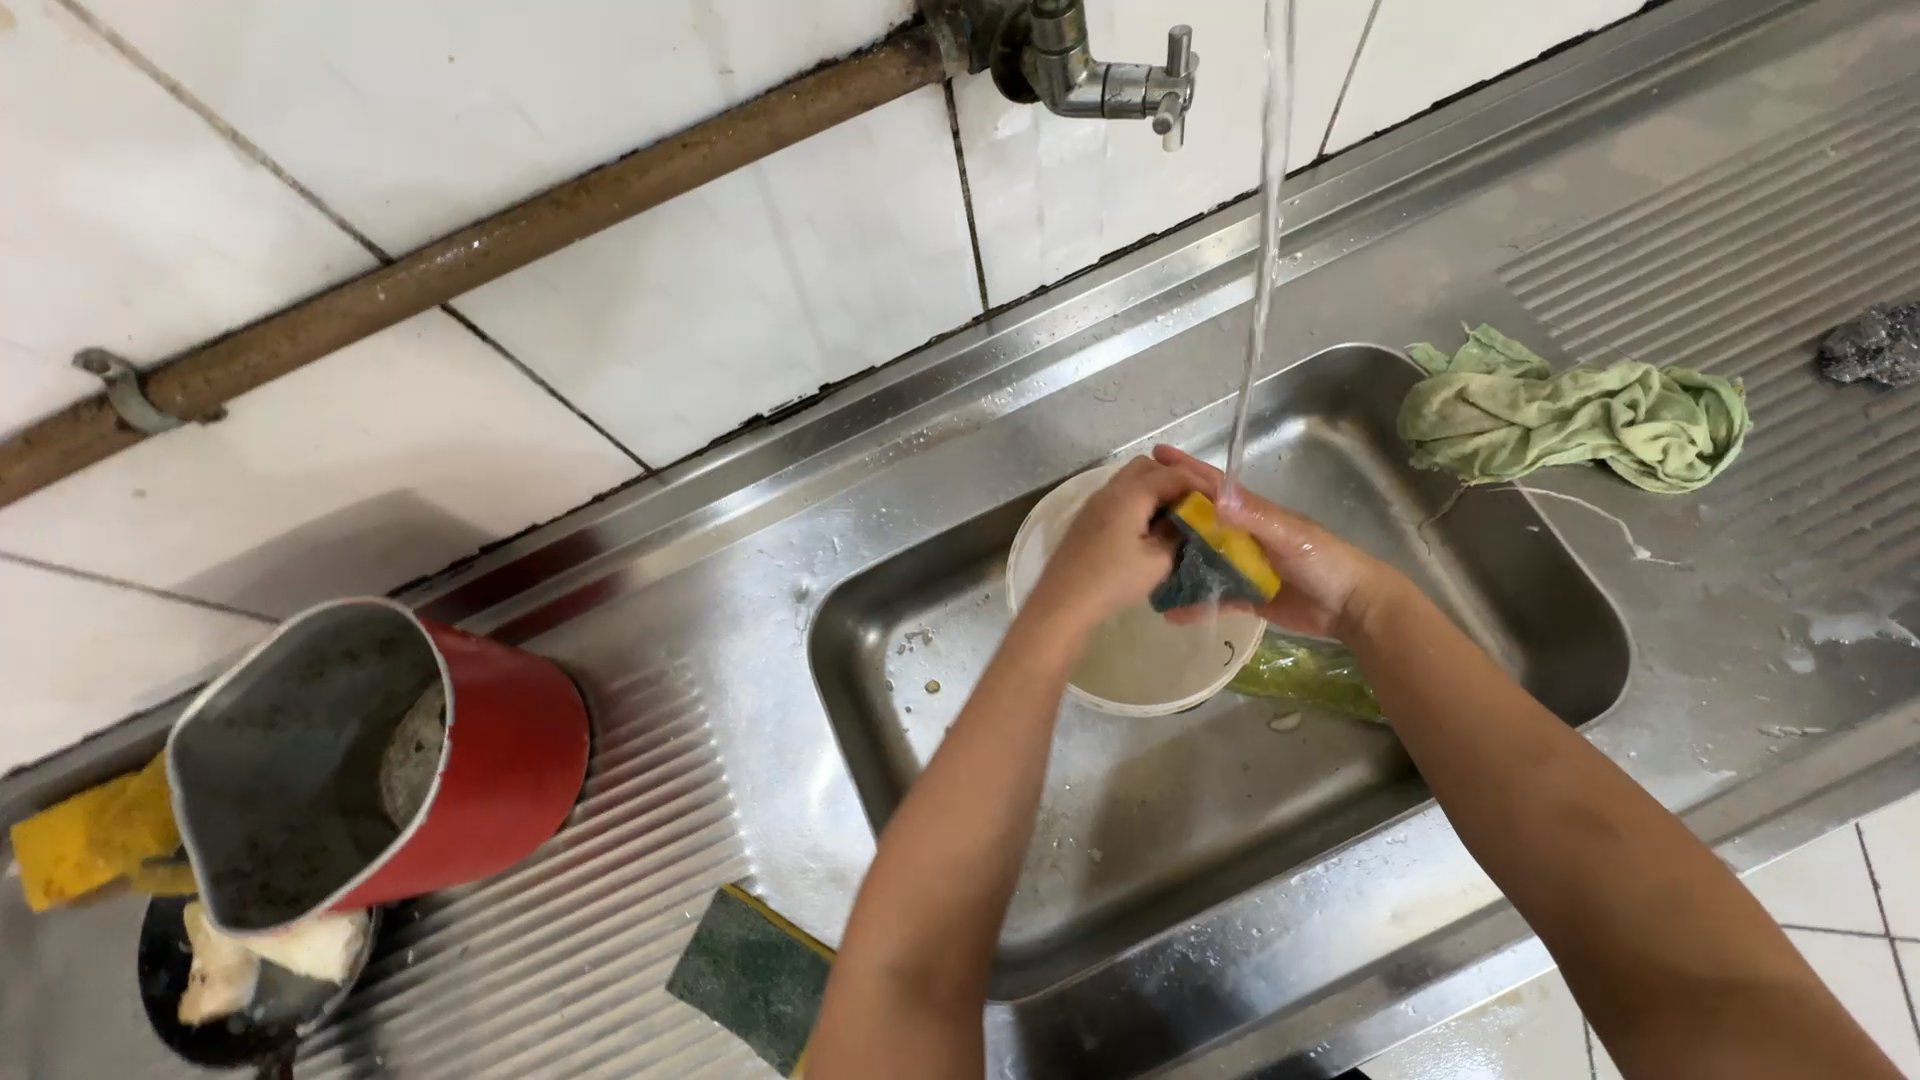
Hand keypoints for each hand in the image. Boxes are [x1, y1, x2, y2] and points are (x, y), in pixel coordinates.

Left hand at [1024, 456, 1191, 635]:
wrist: (1063, 600)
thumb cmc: (1113, 580)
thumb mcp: (1158, 560)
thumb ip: (1177, 534)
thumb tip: (1186, 520)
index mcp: (1131, 494)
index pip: (1173, 474)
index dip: (1199, 483)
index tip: (1218, 500)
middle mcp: (1110, 489)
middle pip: (1147, 467)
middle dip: (1174, 479)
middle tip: (1193, 505)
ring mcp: (1094, 502)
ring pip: (1129, 481)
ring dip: (1153, 490)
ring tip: (1172, 518)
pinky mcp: (1086, 519)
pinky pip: (1117, 497)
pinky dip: (1137, 502)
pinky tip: (1146, 529)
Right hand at [1152, 445, 1407, 640]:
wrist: (1354, 607)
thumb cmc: (1326, 560)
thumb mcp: (1291, 534)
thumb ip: (1255, 517)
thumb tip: (1215, 497)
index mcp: (1254, 514)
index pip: (1213, 487)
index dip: (1186, 471)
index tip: (1155, 456)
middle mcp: (1243, 536)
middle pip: (1199, 523)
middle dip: (1169, 517)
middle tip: (1133, 518)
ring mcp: (1244, 566)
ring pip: (1201, 561)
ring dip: (1175, 563)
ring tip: (1142, 567)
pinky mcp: (1247, 596)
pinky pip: (1214, 597)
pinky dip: (1193, 604)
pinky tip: (1169, 611)